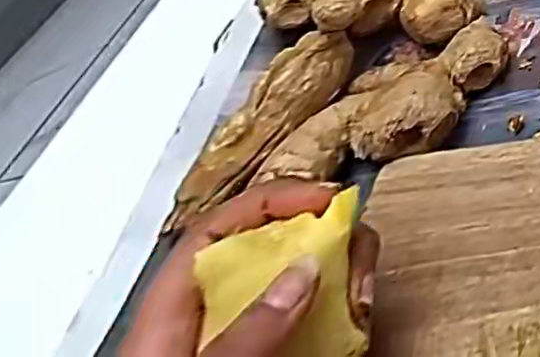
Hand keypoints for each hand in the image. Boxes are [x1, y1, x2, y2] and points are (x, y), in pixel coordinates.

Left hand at [121, 180, 378, 356]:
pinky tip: (357, 327)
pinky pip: (318, 319)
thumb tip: (307, 268)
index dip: (274, 197)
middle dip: (328, 238)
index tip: (326, 201)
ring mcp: (251, 338)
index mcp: (177, 312)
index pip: (222, 225)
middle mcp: (219, 314)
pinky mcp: (281, 356)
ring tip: (363, 304)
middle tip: (358, 263)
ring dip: (346, 275)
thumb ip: (244, 336)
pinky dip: (344, 315)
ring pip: (306, 275)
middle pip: (276, 241)